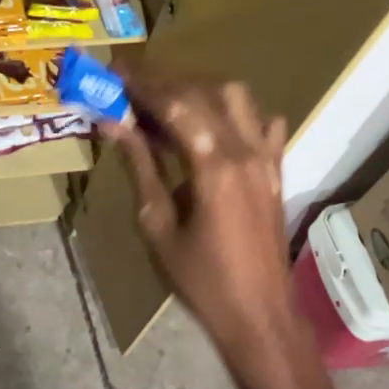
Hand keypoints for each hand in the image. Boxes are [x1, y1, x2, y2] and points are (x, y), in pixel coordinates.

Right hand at [103, 80, 296, 355]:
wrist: (260, 317)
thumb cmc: (201, 279)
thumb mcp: (157, 224)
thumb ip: (139, 165)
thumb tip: (112, 122)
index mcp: (213, 165)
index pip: (175, 104)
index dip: (142, 83)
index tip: (115, 70)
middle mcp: (244, 151)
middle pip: (203, 93)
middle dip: (165, 82)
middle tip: (131, 87)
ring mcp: (266, 158)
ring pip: (237, 97)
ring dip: (201, 89)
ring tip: (170, 101)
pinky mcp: (276, 170)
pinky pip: (263, 123)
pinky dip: (238, 113)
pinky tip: (215, 126)